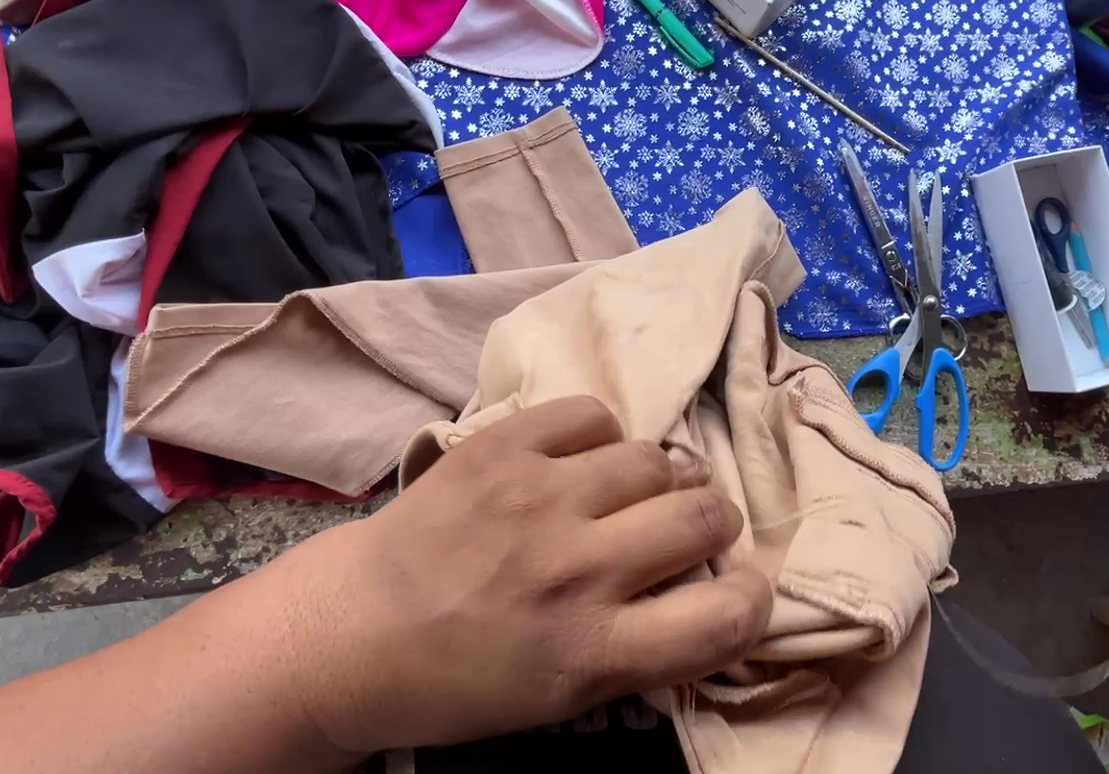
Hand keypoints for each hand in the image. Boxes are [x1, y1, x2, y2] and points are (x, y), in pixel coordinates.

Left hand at [263, 396, 772, 754]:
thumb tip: (709, 578)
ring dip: (662, 476)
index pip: (721, 620)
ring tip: (638, 487)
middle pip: (703, 517)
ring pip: (655, 458)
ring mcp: (537, 495)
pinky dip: (603, 436)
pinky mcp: (503, 444)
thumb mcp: (562, 694)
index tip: (743, 587)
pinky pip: (592, 414)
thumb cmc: (461, 676)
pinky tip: (586, 457)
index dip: (753, 599)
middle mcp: (575, 569)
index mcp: (589, 652)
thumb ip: (642, 643)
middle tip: (693, 524)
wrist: (354, 627)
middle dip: (715, 520)